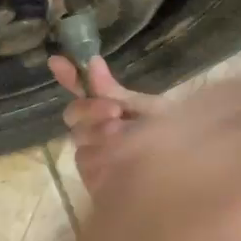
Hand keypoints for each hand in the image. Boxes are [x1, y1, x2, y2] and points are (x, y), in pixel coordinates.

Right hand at [46, 55, 164, 195]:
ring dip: (100, 131)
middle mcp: (97, 129)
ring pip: (79, 135)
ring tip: (124, 135)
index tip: (56, 61)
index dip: (69, 75)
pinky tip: (119, 157)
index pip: (83, 89)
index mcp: (112, 107)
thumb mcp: (148, 110)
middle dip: (90, 108)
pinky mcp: (93, 178)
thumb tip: (92, 61)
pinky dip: (101, 153)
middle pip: (73, 112)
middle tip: (114, 110)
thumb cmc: (172, 141)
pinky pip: (86, 158)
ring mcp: (93, 153)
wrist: (184, 179)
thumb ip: (115, 92)